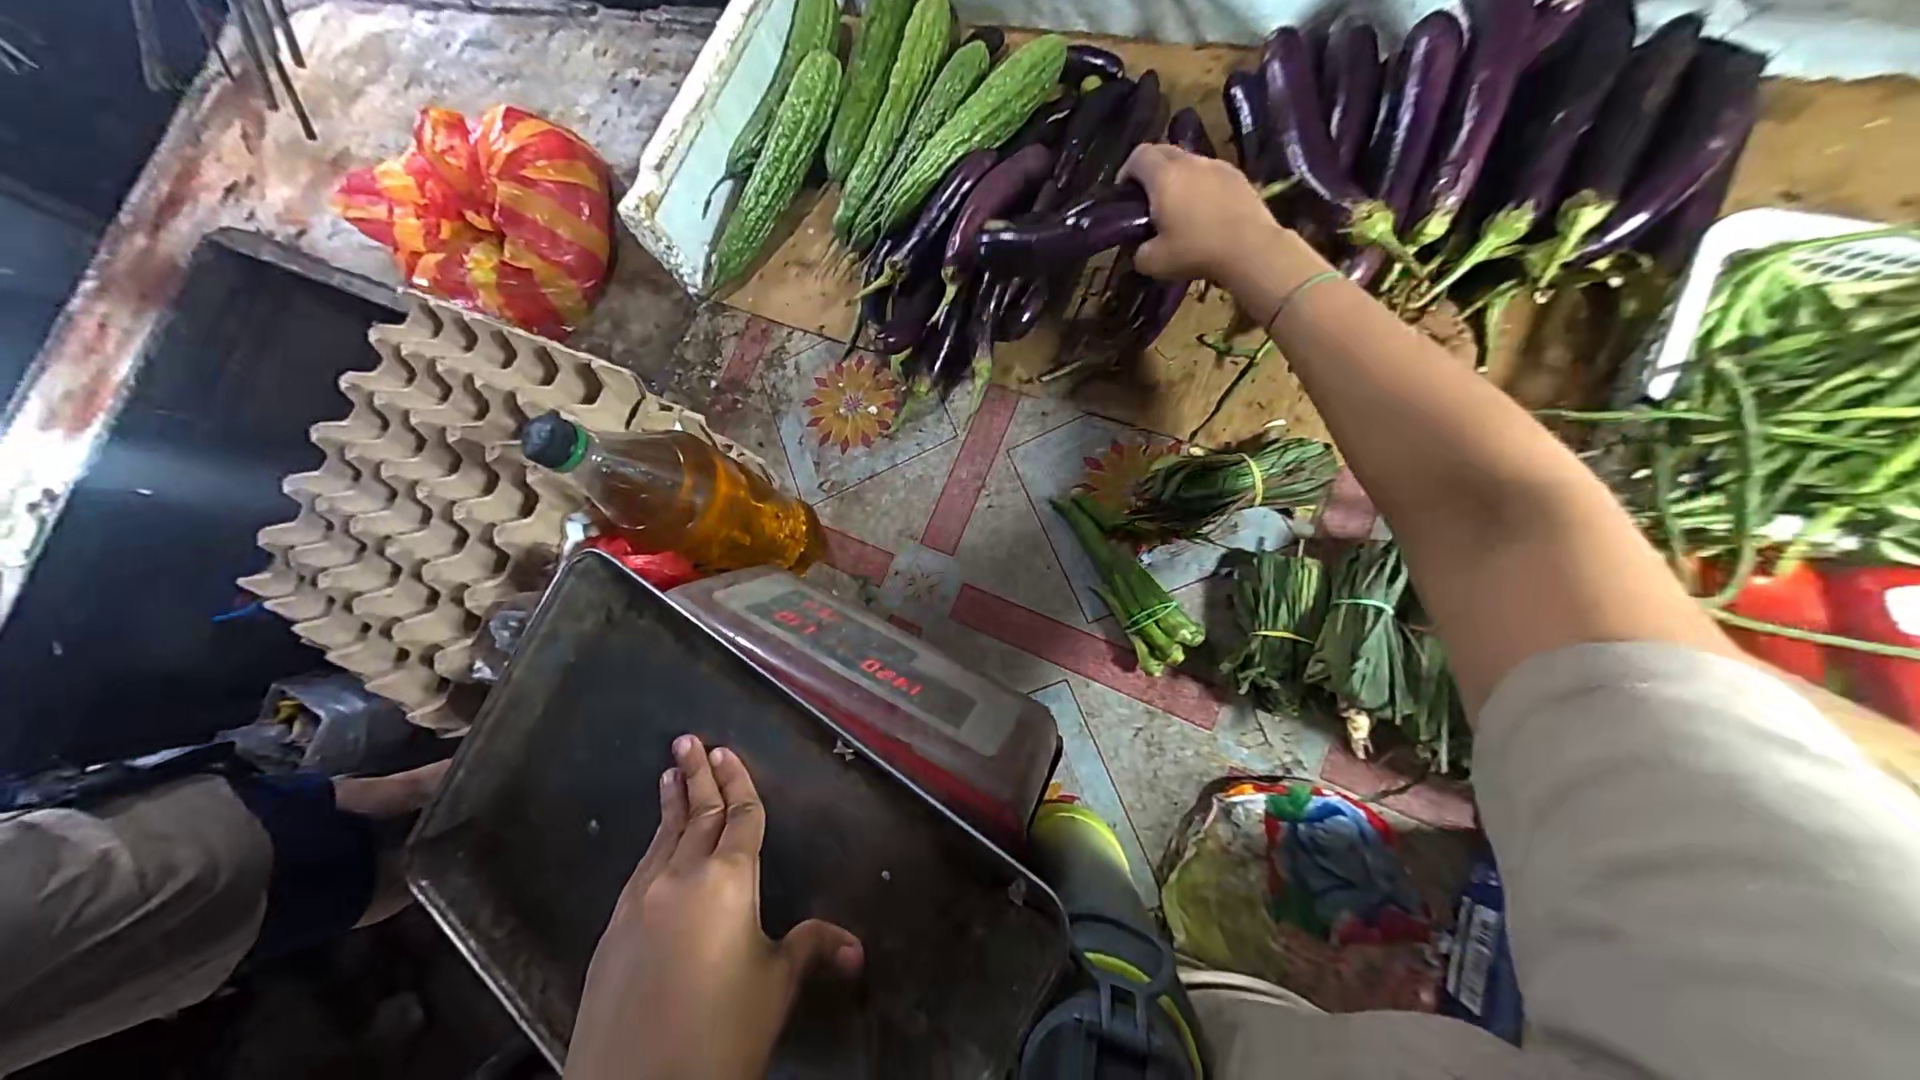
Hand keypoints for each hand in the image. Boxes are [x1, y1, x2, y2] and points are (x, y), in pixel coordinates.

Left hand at [565, 735, 863, 1079]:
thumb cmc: (721, 1033)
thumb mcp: (774, 988)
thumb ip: (811, 950)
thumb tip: (856, 948)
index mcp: (729, 881)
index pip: (741, 818)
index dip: (738, 783)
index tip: (725, 752)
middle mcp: (682, 878)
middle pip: (697, 815)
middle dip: (696, 776)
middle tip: (688, 740)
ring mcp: (641, 902)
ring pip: (662, 838)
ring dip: (671, 804)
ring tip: (668, 774)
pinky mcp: (613, 931)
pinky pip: (640, 870)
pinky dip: (652, 845)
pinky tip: (654, 846)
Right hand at [1118, 143, 1325, 293]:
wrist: (1250, 248)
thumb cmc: (1195, 251)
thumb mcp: (1153, 262)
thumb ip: (1139, 252)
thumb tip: (1140, 248)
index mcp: (1164, 177)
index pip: (1138, 155)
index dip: (1126, 171)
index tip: (1124, 194)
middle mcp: (1189, 162)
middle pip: (1162, 151)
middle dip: (1150, 170)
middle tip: (1148, 199)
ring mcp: (1216, 165)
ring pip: (1188, 162)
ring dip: (1177, 177)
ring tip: (1178, 207)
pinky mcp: (1237, 175)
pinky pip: (1210, 173)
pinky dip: (1200, 185)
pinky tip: (1204, 212)